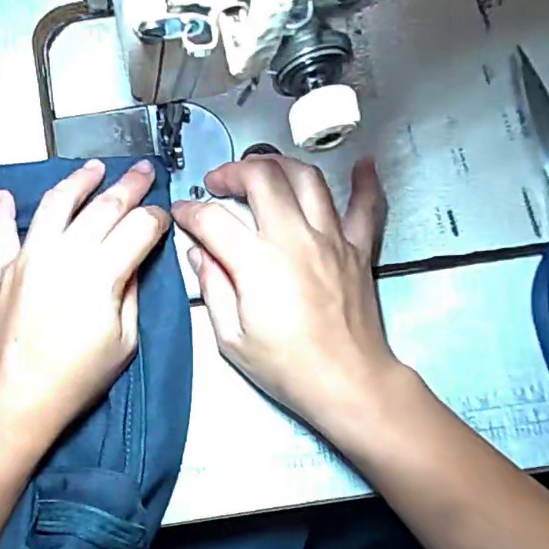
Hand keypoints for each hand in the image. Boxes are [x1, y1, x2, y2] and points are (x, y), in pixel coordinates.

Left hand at [0, 159, 170, 452]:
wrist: (14, 397)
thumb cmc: (74, 379)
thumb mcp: (123, 342)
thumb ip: (130, 295)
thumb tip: (133, 264)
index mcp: (102, 273)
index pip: (138, 228)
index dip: (155, 218)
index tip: (162, 216)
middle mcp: (65, 253)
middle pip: (103, 206)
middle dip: (128, 185)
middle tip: (141, 171)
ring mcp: (29, 256)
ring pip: (56, 204)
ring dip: (77, 182)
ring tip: (91, 169)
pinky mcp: (2, 269)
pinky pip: (3, 231)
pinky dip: (3, 211)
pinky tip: (4, 195)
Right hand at [171, 155, 407, 436]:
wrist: (347, 382)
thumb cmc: (290, 369)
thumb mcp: (232, 340)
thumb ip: (213, 290)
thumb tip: (201, 257)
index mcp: (258, 264)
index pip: (213, 220)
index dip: (190, 212)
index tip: (182, 214)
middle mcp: (295, 240)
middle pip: (262, 177)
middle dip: (233, 171)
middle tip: (220, 181)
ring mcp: (331, 240)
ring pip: (307, 178)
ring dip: (280, 165)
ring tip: (264, 169)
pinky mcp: (357, 250)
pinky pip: (366, 206)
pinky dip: (364, 182)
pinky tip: (361, 166)